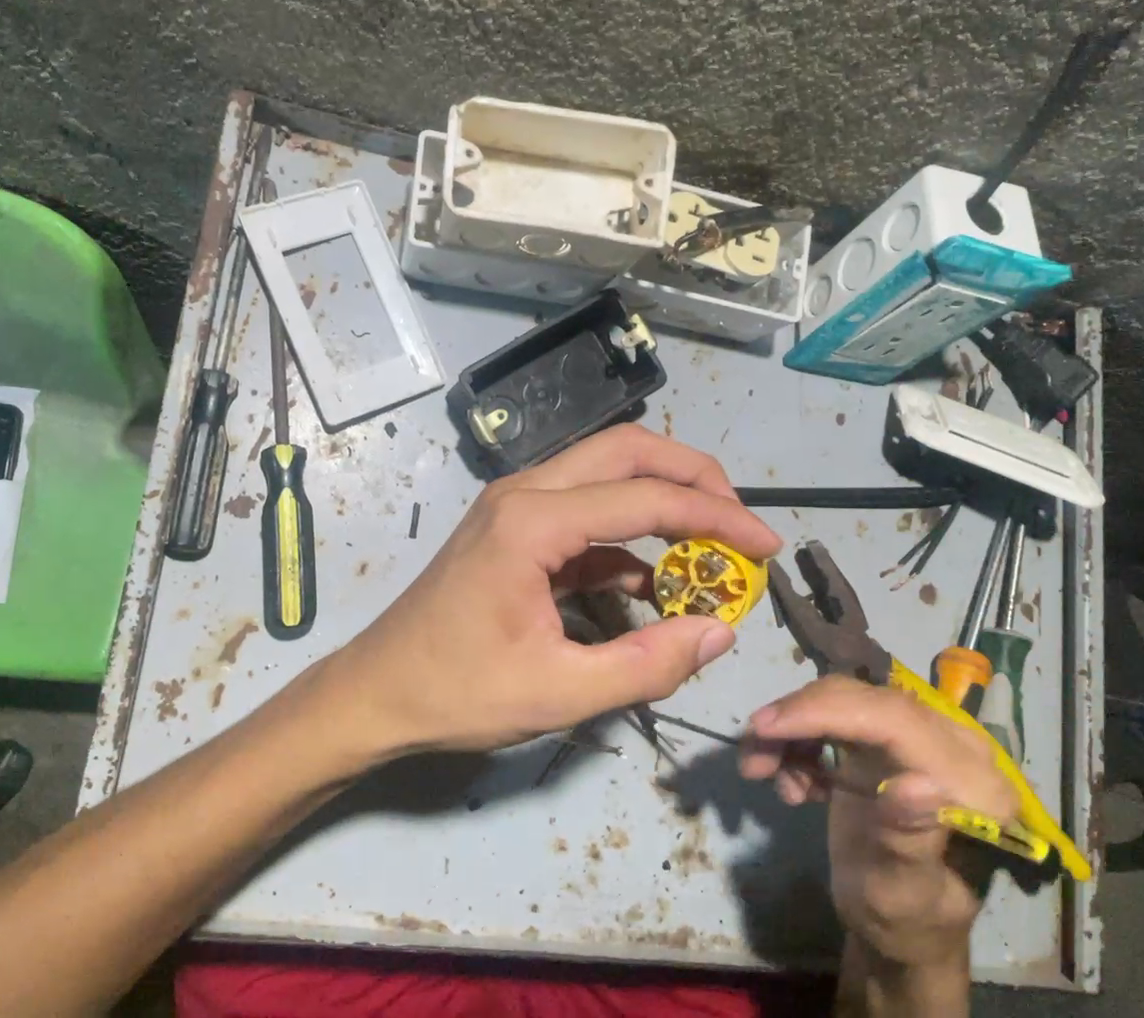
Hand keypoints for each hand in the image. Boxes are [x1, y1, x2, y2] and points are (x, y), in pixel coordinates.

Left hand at [318, 425, 780, 756]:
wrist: (377, 692)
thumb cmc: (457, 692)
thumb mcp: (559, 692)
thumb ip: (646, 664)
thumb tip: (721, 632)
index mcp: (533, 521)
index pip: (646, 497)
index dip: (717, 518)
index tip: (767, 546)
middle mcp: (524, 493)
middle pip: (626, 451)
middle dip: (692, 478)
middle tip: (739, 522)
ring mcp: (514, 507)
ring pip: (604, 472)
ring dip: (660, 500)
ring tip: (709, 552)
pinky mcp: (512, 531)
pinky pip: (583, 514)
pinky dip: (626, 538)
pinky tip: (652, 585)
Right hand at [739, 676, 1017, 970]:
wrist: (902, 927)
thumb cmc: (909, 921)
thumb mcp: (907, 894)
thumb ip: (911, 840)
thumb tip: (916, 783)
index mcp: (973, 786)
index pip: (894, 718)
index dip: (824, 712)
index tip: (764, 728)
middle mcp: (954, 750)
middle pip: (862, 699)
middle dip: (797, 719)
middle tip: (751, 758)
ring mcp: (920, 741)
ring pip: (840, 700)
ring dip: (790, 730)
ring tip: (760, 772)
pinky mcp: (889, 741)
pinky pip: (832, 714)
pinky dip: (798, 739)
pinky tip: (793, 782)